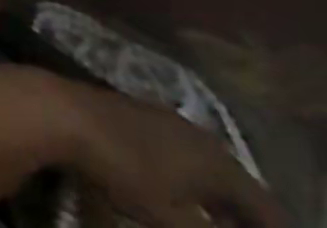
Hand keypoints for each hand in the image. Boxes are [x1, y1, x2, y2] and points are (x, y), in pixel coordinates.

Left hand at [66, 82, 283, 227]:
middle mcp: (199, 136)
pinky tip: (168, 184)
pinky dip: (181, 171)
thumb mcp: (171, 217)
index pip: (268, 210)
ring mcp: (162, 117)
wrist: (58, 110)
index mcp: (222, 165)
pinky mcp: (130, 109)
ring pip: (203, 163)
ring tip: (209, 217)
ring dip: (211, 193)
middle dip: (243, 215)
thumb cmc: (121, 168)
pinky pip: (173, 147)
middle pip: (236, 184)